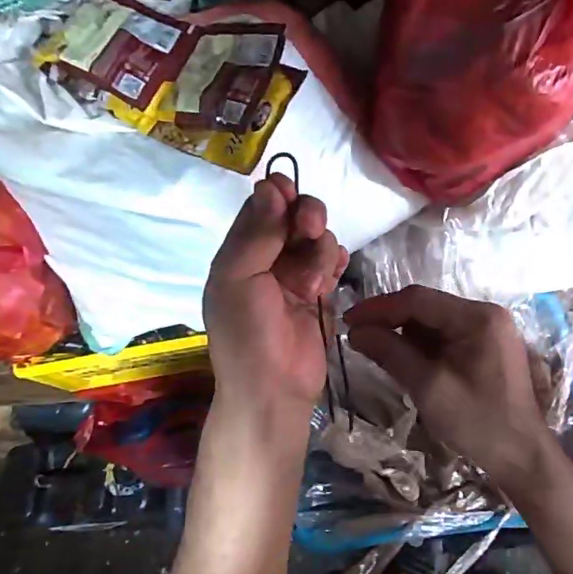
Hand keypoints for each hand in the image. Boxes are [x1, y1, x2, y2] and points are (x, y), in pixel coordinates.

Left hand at [204, 173, 347, 417]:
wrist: (273, 389)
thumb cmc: (247, 334)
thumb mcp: (238, 278)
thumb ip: (256, 232)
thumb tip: (269, 184)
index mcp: (238, 253)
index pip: (261, 207)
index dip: (278, 194)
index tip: (290, 193)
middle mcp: (265, 259)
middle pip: (293, 216)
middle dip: (306, 216)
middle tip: (311, 228)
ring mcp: (294, 276)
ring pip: (316, 237)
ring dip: (319, 250)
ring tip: (314, 284)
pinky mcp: (319, 293)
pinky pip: (331, 261)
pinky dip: (334, 261)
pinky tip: (332, 277)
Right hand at [345, 285, 558, 491]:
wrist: (523, 457)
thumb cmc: (478, 421)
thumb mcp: (428, 386)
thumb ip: (390, 353)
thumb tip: (356, 332)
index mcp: (477, 317)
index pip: (417, 299)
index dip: (378, 308)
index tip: (348, 321)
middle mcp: (485, 315)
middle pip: (425, 307)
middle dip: (389, 321)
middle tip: (356, 336)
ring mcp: (489, 331)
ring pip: (433, 322)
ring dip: (403, 334)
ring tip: (375, 351)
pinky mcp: (487, 348)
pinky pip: (445, 337)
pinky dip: (421, 346)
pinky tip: (402, 360)